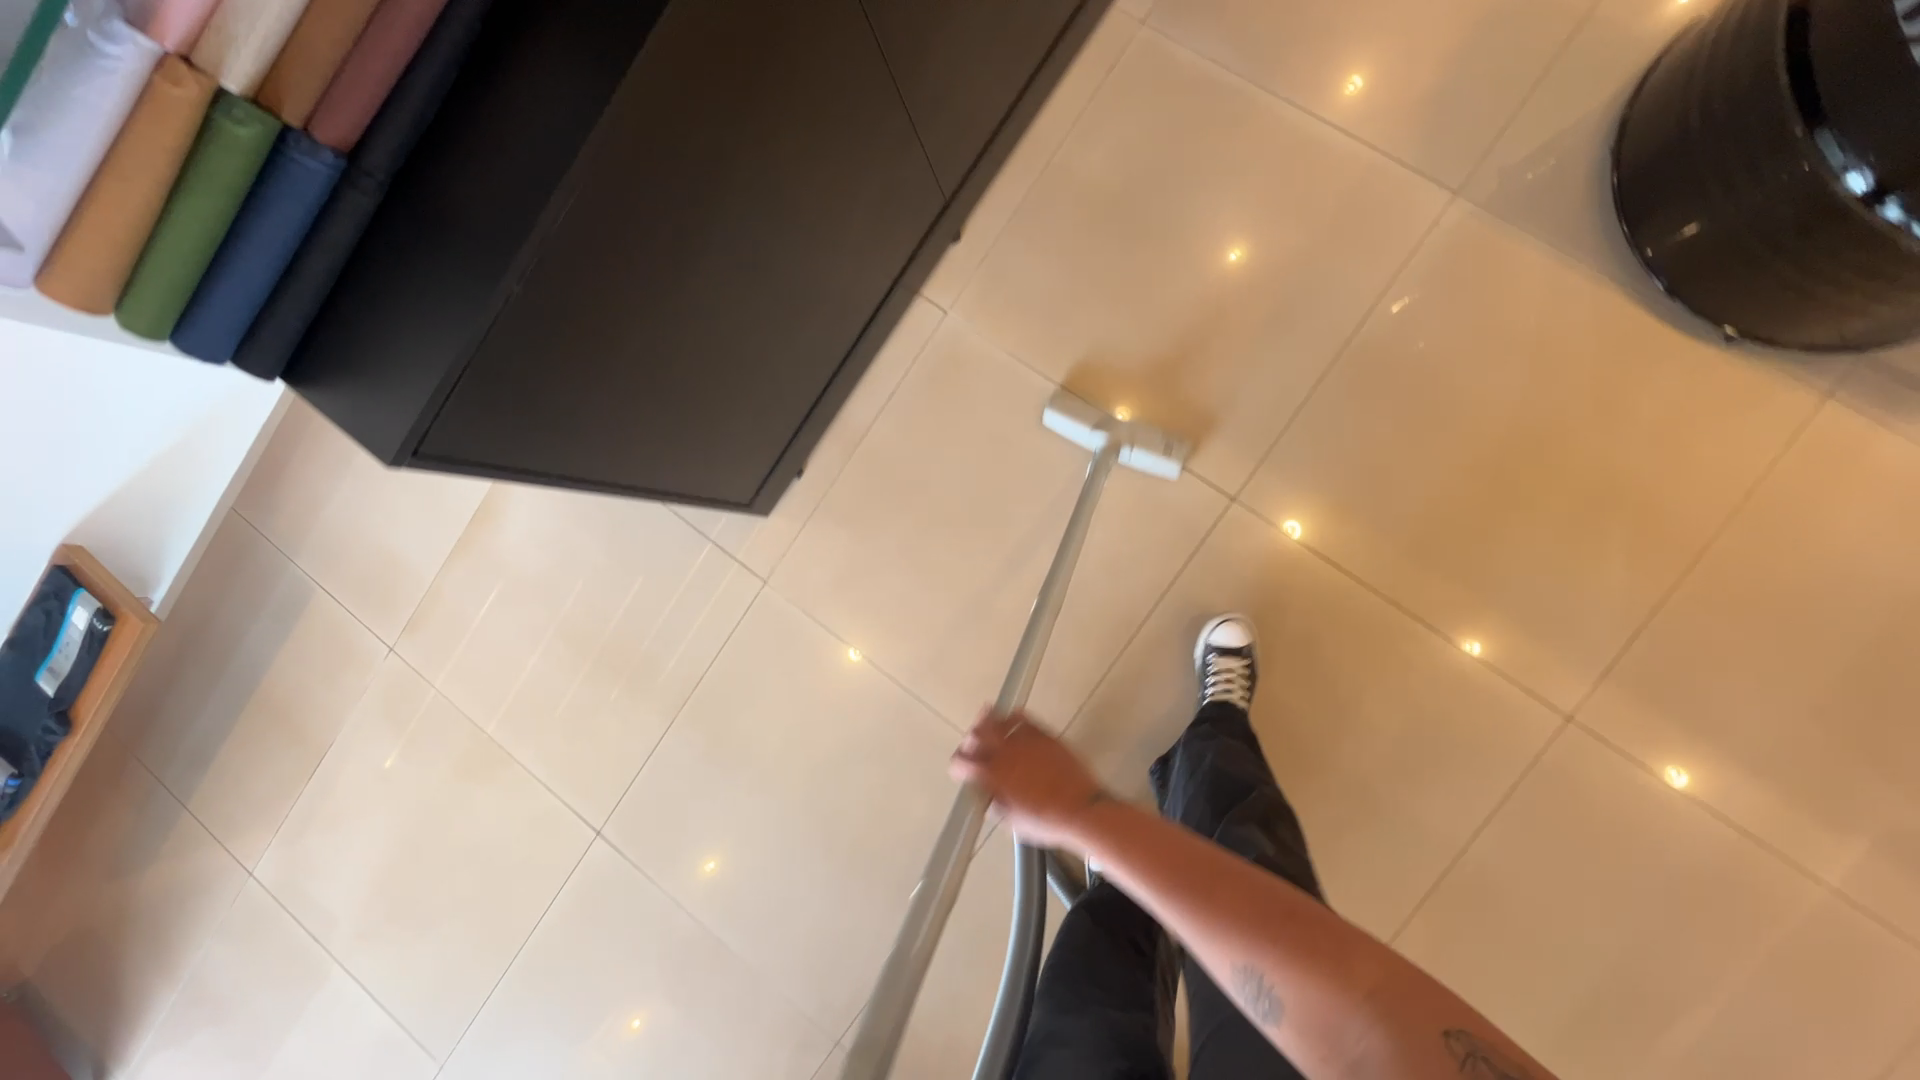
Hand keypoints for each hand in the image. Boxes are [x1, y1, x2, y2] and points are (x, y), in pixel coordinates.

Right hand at [949, 710, 1112, 850]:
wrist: (1080, 810)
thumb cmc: (1046, 822)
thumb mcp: (1011, 821)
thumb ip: (995, 804)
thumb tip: (989, 800)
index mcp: (992, 776)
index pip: (962, 762)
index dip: (957, 764)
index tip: (958, 767)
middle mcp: (1004, 754)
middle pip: (976, 734)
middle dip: (970, 738)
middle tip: (970, 742)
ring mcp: (1024, 741)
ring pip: (997, 720)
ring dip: (988, 720)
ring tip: (984, 717)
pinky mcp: (1044, 735)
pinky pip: (1024, 717)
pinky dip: (1014, 715)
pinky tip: (1014, 717)